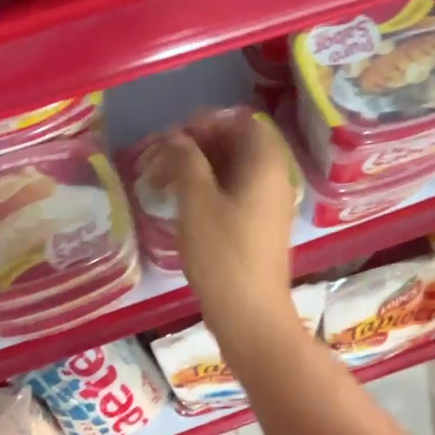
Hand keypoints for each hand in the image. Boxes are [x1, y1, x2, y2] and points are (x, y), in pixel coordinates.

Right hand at [160, 111, 296, 343]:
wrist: (250, 313)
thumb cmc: (221, 253)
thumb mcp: (196, 201)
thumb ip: (184, 160)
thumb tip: (175, 138)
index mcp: (265, 162)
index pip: (238, 121)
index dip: (203, 124)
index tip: (170, 141)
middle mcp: (274, 176)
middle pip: (236, 144)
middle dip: (197, 146)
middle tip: (160, 162)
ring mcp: (270, 203)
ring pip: (234, 171)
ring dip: (200, 170)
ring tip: (164, 184)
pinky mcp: (261, 227)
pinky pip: (237, 194)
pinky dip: (210, 191)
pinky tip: (184, 206)